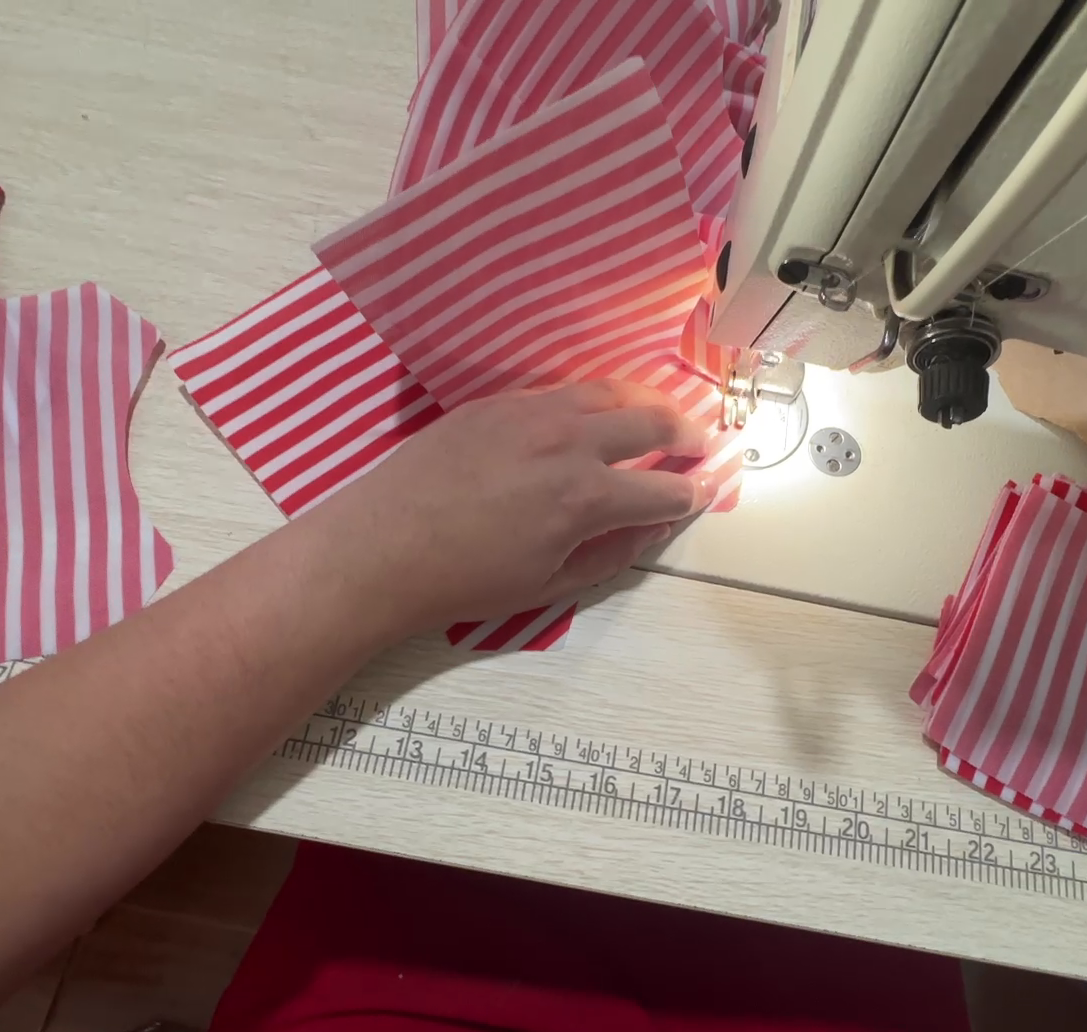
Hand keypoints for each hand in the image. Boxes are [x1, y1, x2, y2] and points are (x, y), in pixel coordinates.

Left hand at [291, 380, 714, 637]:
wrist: (382, 548)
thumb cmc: (465, 581)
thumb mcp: (549, 586)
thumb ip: (611, 554)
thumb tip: (652, 527)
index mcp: (586, 498)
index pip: (663, 490)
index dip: (693, 493)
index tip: (704, 491)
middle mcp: (568, 443)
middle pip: (651, 423)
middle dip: (688, 433)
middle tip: (701, 442)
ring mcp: (531, 413)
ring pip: (608, 391)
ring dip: (646, 403)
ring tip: (660, 415)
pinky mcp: (497, 402)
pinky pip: (561, 390)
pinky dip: (593, 400)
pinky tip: (593, 413)